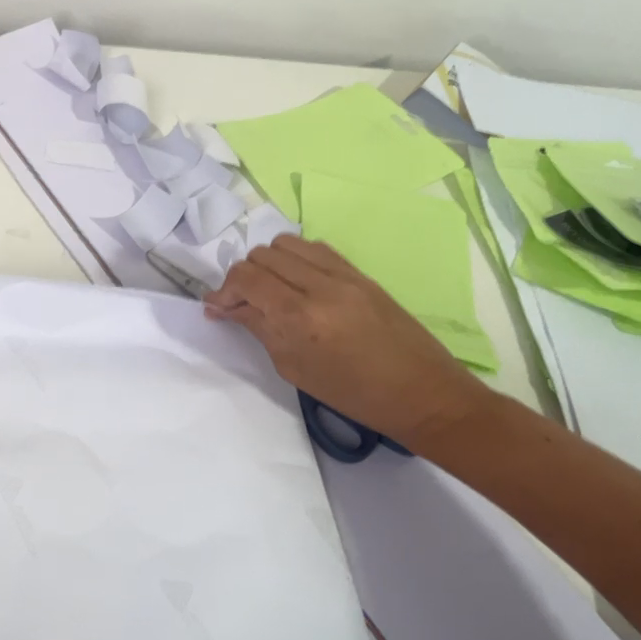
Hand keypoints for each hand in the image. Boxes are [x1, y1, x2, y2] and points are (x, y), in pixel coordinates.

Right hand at [203, 235, 488, 446]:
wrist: (423, 394)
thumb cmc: (353, 394)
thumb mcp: (293, 367)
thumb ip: (258, 328)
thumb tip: (228, 307)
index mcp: (300, 316)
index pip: (246, 278)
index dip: (223, 291)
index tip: (217, 308)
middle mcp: (320, 286)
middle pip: (261, 256)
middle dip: (242, 277)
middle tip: (242, 303)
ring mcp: (344, 276)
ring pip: (285, 244)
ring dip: (268, 263)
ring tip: (270, 289)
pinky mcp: (362, 274)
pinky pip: (315, 249)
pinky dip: (295, 259)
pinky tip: (297, 283)